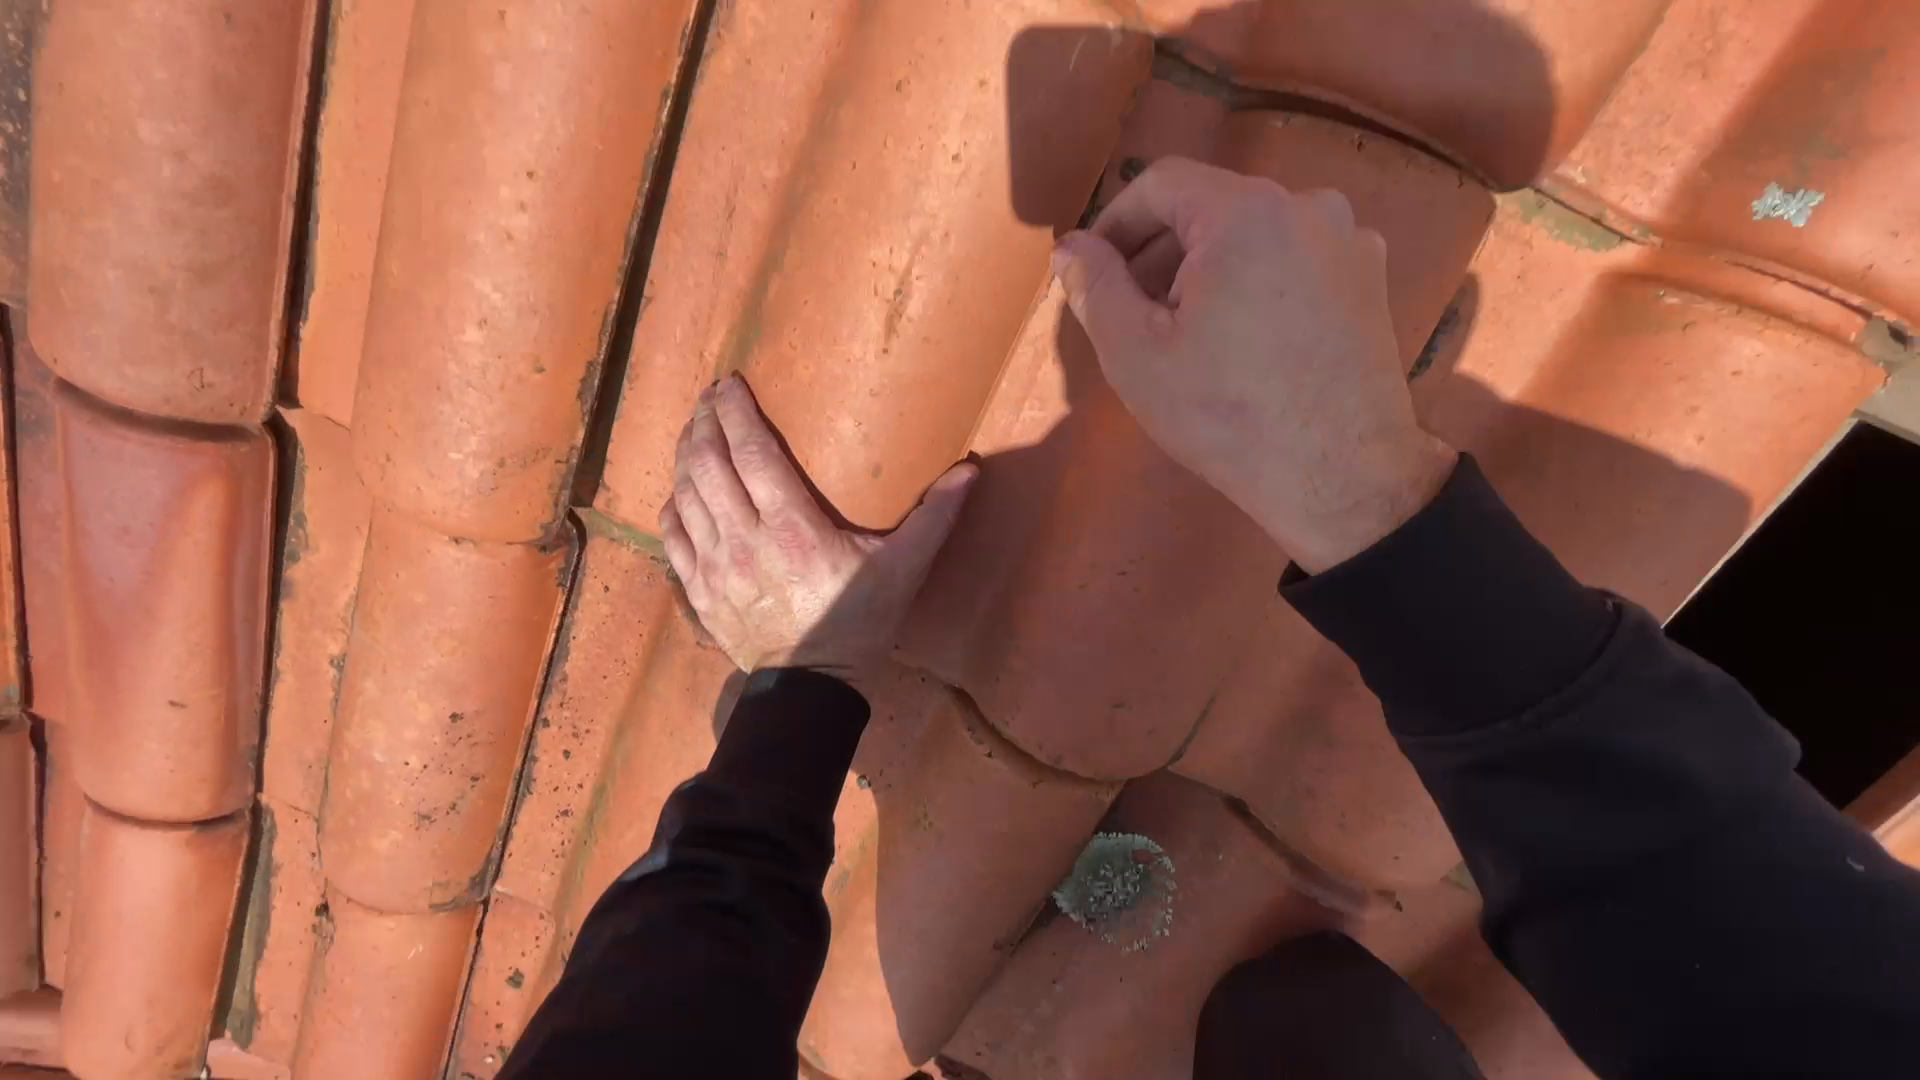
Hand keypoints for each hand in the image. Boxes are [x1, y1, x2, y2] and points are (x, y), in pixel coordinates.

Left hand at [658, 374, 976, 673]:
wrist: (813, 686)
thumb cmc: (860, 621)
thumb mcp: (904, 569)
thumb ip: (934, 517)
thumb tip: (972, 470)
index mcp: (792, 526)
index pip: (751, 452)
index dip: (735, 411)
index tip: (729, 383)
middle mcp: (744, 539)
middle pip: (708, 464)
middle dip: (703, 422)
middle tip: (708, 398)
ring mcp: (715, 566)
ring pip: (685, 495)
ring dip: (685, 455)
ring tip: (693, 430)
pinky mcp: (699, 590)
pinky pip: (672, 535)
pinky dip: (672, 504)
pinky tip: (680, 489)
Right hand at [1051, 157, 1456, 572]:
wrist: (1337, 476)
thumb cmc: (1223, 413)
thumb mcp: (1135, 353)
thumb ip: (1095, 287)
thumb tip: (1069, 247)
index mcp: (1246, 211)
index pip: (1160, 183)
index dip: (1114, 223)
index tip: (1090, 271)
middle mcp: (1308, 206)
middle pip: (1209, 208)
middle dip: (1158, 255)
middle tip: (1130, 317)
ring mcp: (1349, 242)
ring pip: (1252, 237)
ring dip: (1205, 273)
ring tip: (1184, 337)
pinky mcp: (1369, 281)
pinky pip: (1291, 263)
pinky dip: (1253, 286)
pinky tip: (1241, 345)